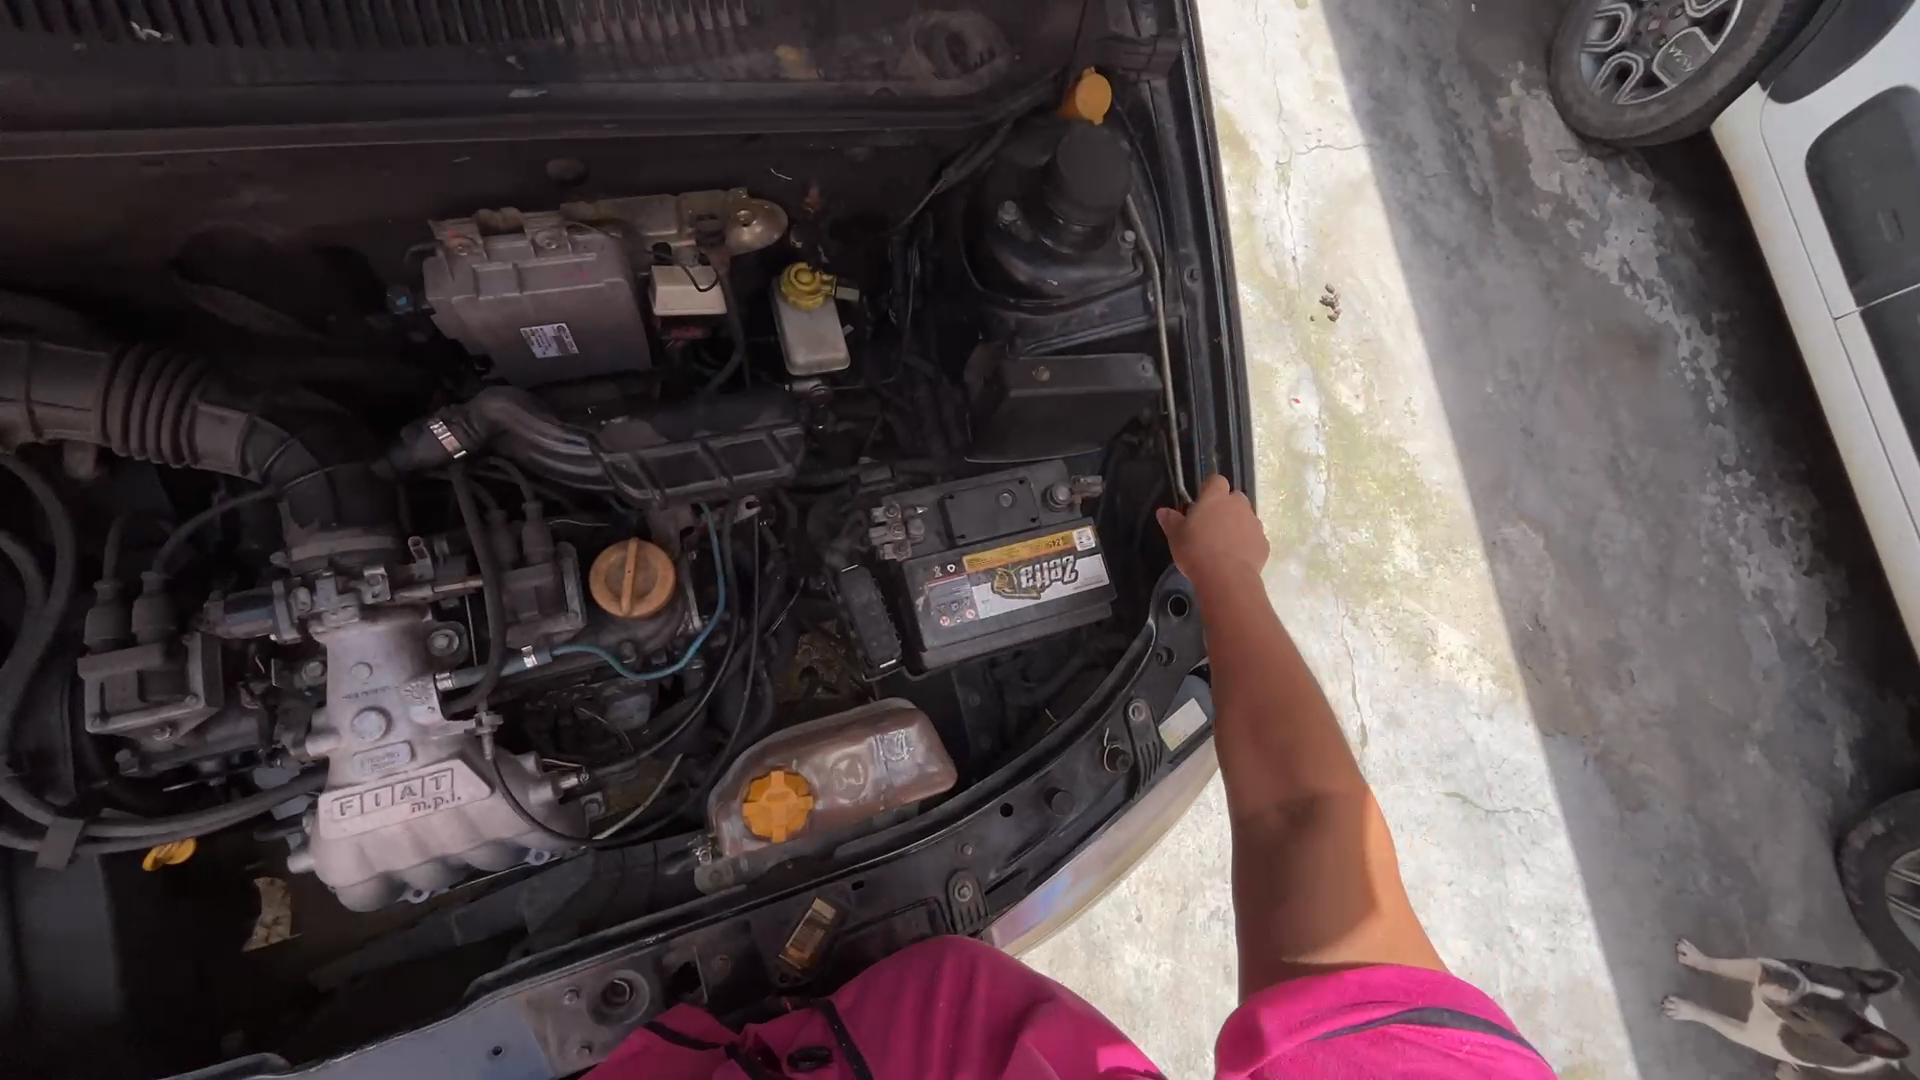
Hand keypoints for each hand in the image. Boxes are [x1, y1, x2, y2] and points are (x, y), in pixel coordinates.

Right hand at [1156, 475, 1267, 591]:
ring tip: (1223, 545)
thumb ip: (1171, 521)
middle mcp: (1238, 506)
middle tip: (1211, 524)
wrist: (1226, 578)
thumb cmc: (1196, 551)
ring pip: (1246, 518)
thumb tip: (1163, 511)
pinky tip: (1234, 558)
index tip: (1201, 501)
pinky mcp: (1263, 543)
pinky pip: (1253, 538)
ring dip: (1236, 525)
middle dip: (1225, 507)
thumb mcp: (1175, 537)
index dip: (1209, 488)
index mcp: (1215, 498)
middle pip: (1235, 498)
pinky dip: (1246, 543)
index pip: (1216, 480)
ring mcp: (1254, 524)